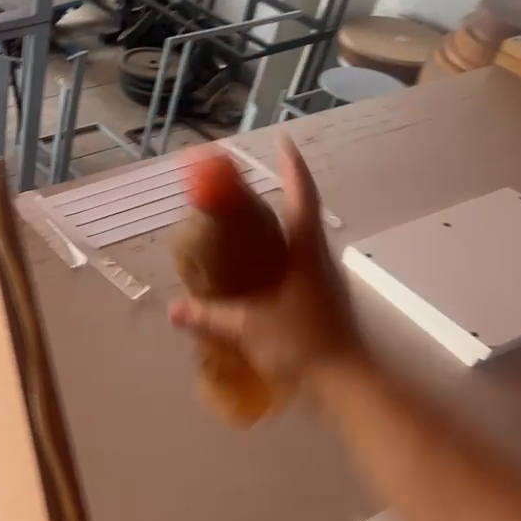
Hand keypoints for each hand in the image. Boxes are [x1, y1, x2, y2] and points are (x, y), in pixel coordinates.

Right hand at [168, 138, 366, 388]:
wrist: (345, 379)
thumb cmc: (302, 343)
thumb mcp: (249, 327)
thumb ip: (211, 317)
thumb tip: (174, 310)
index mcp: (305, 251)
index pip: (301, 196)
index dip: (292, 166)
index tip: (282, 140)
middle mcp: (319, 258)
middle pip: (301, 216)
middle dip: (278, 199)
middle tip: (245, 198)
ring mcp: (325, 280)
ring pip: (300, 245)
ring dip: (278, 234)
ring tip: (247, 238)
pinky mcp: (324, 301)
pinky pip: (299, 270)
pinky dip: (279, 263)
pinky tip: (261, 281)